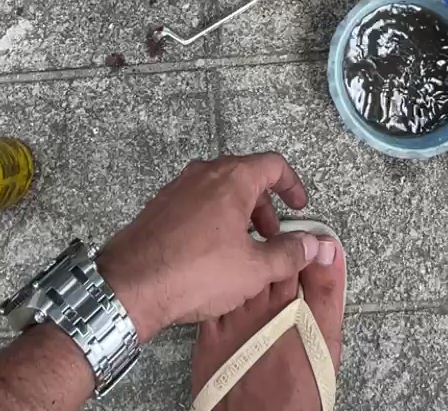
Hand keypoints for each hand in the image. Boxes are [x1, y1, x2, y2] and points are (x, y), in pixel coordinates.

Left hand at [98, 153, 338, 339]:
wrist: (131, 284)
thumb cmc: (195, 271)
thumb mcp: (254, 268)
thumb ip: (289, 253)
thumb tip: (315, 243)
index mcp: (233, 178)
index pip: (273, 164)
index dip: (292, 184)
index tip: (298, 205)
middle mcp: (205, 172)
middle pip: (246, 176)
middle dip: (265, 206)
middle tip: (272, 237)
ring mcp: (179, 186)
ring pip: (220, 190)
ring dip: (239, 213)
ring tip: (243, 249)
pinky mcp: (161, 205)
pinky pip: (197, 202)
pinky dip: (214, 218)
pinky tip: (211, 253)